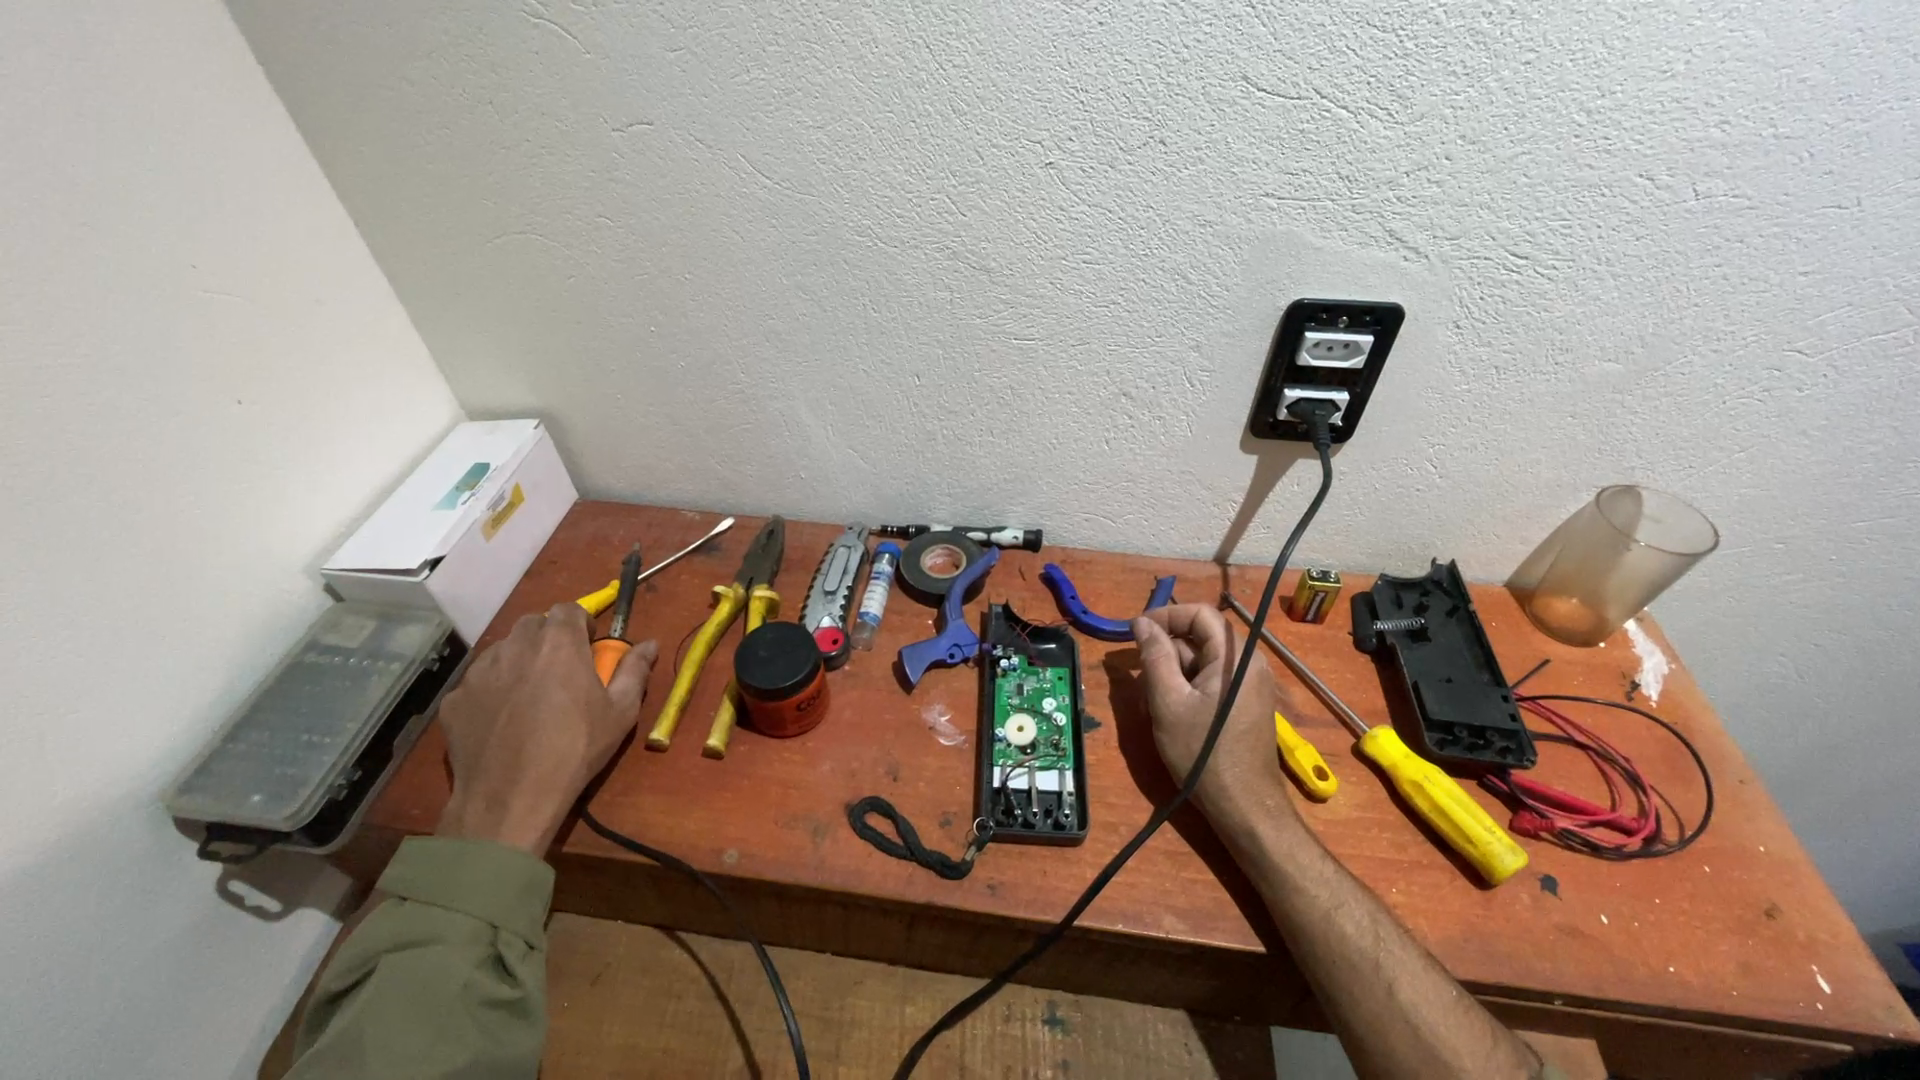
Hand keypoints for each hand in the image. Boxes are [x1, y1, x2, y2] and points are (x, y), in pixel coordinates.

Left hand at [435, 602, 657, 855]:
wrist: (511, 796)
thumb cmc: (575, 748)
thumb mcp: (620, 712)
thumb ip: (635, 670)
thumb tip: (650, 644)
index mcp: (559, 643)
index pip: (568, 609)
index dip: (580, 623)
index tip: (589, 646)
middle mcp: (515, 646)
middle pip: (533, 624)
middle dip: (549, 638)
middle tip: (562, 669)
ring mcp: (479, 672)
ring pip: (503, 650)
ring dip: (519, 660)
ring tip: (531, 694)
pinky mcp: (455, 699)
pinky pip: (478, 682)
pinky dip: (492, 690)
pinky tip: (502, 720)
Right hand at [1131, 605, 1290, 821]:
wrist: (1243, 806)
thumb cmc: (1203, 753)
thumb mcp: (1168, 702)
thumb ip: (1154, 656)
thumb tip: (1141, 623)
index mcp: (1236, 657)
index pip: (1201, 614)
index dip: (1166, 616)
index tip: (1135, 633)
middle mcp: (1250, 663)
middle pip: (1203, 635)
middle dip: (1167, 647)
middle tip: (1140, 672)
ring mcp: (1252, 684)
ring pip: (1205, 659)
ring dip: (1175, 669)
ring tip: (1153, 698)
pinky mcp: (1248, 703)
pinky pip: (1214, 678)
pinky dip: (1189, 684)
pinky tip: (1173, 710)